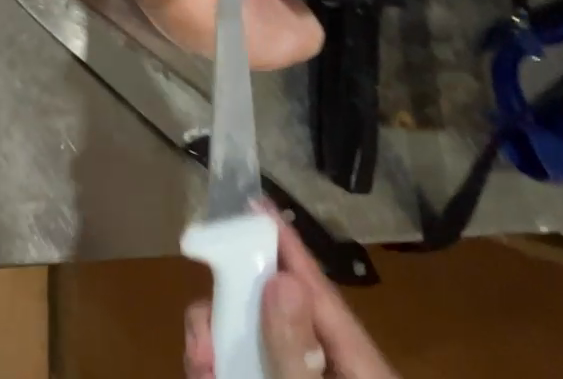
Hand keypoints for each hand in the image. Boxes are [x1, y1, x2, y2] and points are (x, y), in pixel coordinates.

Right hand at [183, 210, 396, 378]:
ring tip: (202, 369)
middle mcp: (326, 361)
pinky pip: (234, 359)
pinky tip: (204, 374)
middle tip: (202, 337)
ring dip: (212, 344)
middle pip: (266, 308)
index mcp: (360, 364)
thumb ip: (295, 349)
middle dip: (224, 311)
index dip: (285, 244)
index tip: (254, 201)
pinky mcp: (265, 375)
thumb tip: (280, 279)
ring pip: (241, 333)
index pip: (318, 290)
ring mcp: (292, 370)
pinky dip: (212, 362)